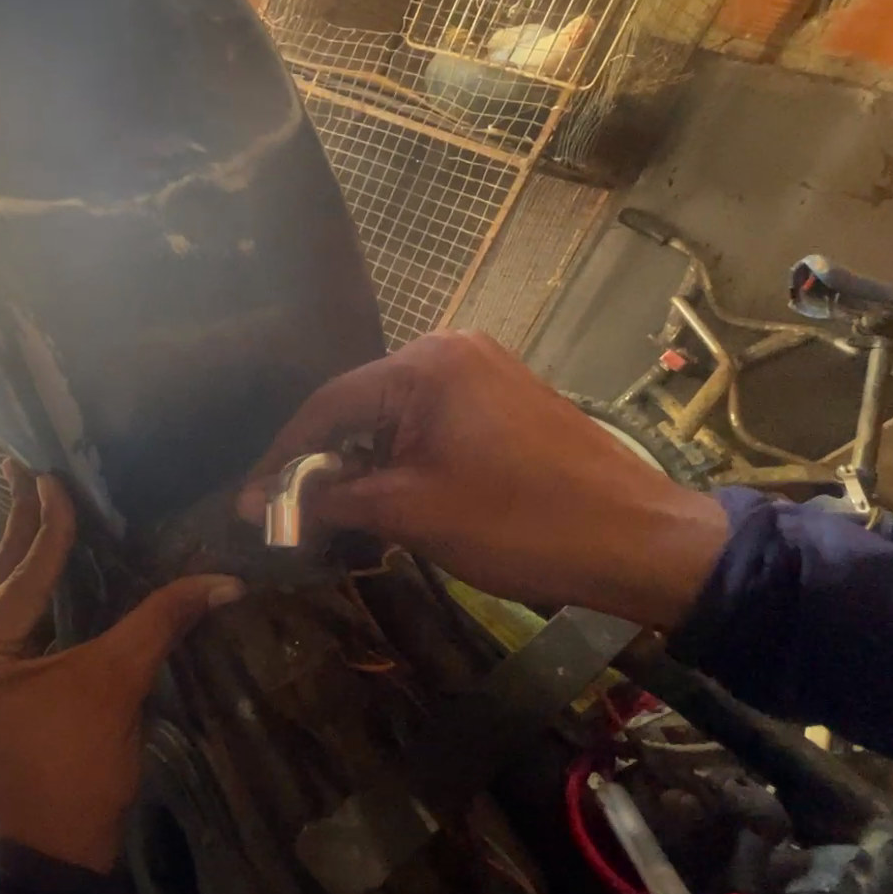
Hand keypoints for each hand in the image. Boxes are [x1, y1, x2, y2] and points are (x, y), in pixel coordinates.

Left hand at [0, 461, 245, 871]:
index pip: (21, 575)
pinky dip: (21, 583)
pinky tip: (32, 552)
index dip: (49, 525)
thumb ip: (160, 620)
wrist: (58, 846)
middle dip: (20, 522)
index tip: (56, 476)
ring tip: (30, 496)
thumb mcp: (117, 683)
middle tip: (25, 467)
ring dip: (19, 549)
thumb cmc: (79, 766)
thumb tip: (224, 580)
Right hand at [235, 331, 727, 628]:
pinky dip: (401, 456)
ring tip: (340, 508)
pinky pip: (428, 420)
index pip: (328, 404)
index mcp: (425, 364)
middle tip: (295, 509)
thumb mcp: (409, 511)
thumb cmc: (518, 523)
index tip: (250, 497)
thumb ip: (326, 499)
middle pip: (358, 405)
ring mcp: (480, 368)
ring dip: (363, 461)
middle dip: (324, 460)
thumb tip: (251, 505)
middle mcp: (449, 349)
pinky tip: (392, 492)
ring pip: (392, 415)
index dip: (283, 455)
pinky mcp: (501, 395)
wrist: (642, 543)